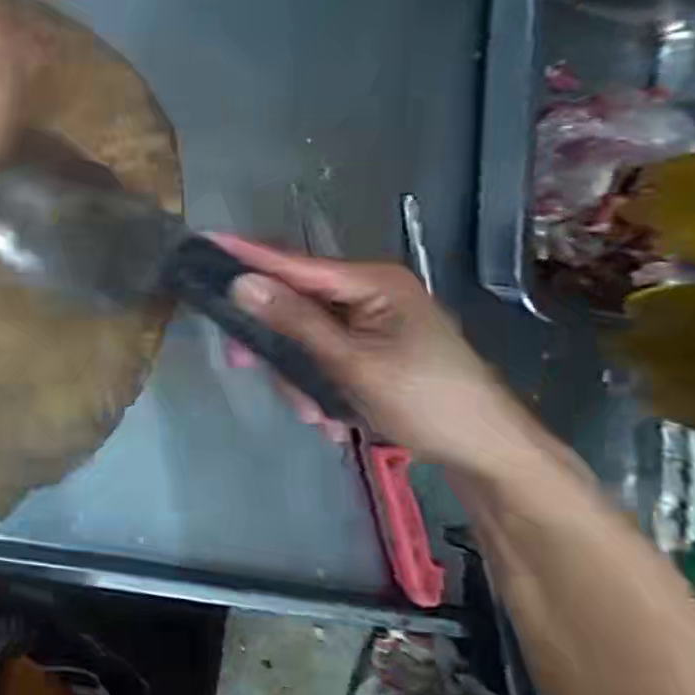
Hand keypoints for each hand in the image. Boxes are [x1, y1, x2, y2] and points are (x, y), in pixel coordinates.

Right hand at [212, 234, 541, 479]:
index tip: (202, 239)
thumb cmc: (428, 402)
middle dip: (270, 340)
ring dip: (294, 372)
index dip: (244, 253)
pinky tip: (325, 412)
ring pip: (298, 332)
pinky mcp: (368, 343)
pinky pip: (317, 350)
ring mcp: (369, 317)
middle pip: (289, 300)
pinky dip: (312, 380)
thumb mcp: (351, 363)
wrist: (493, 456)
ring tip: (311, 412)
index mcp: (373, 283)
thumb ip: (293, 320)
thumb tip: (240, 282)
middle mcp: (368, 291)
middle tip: (242, 365)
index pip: (292, 263)